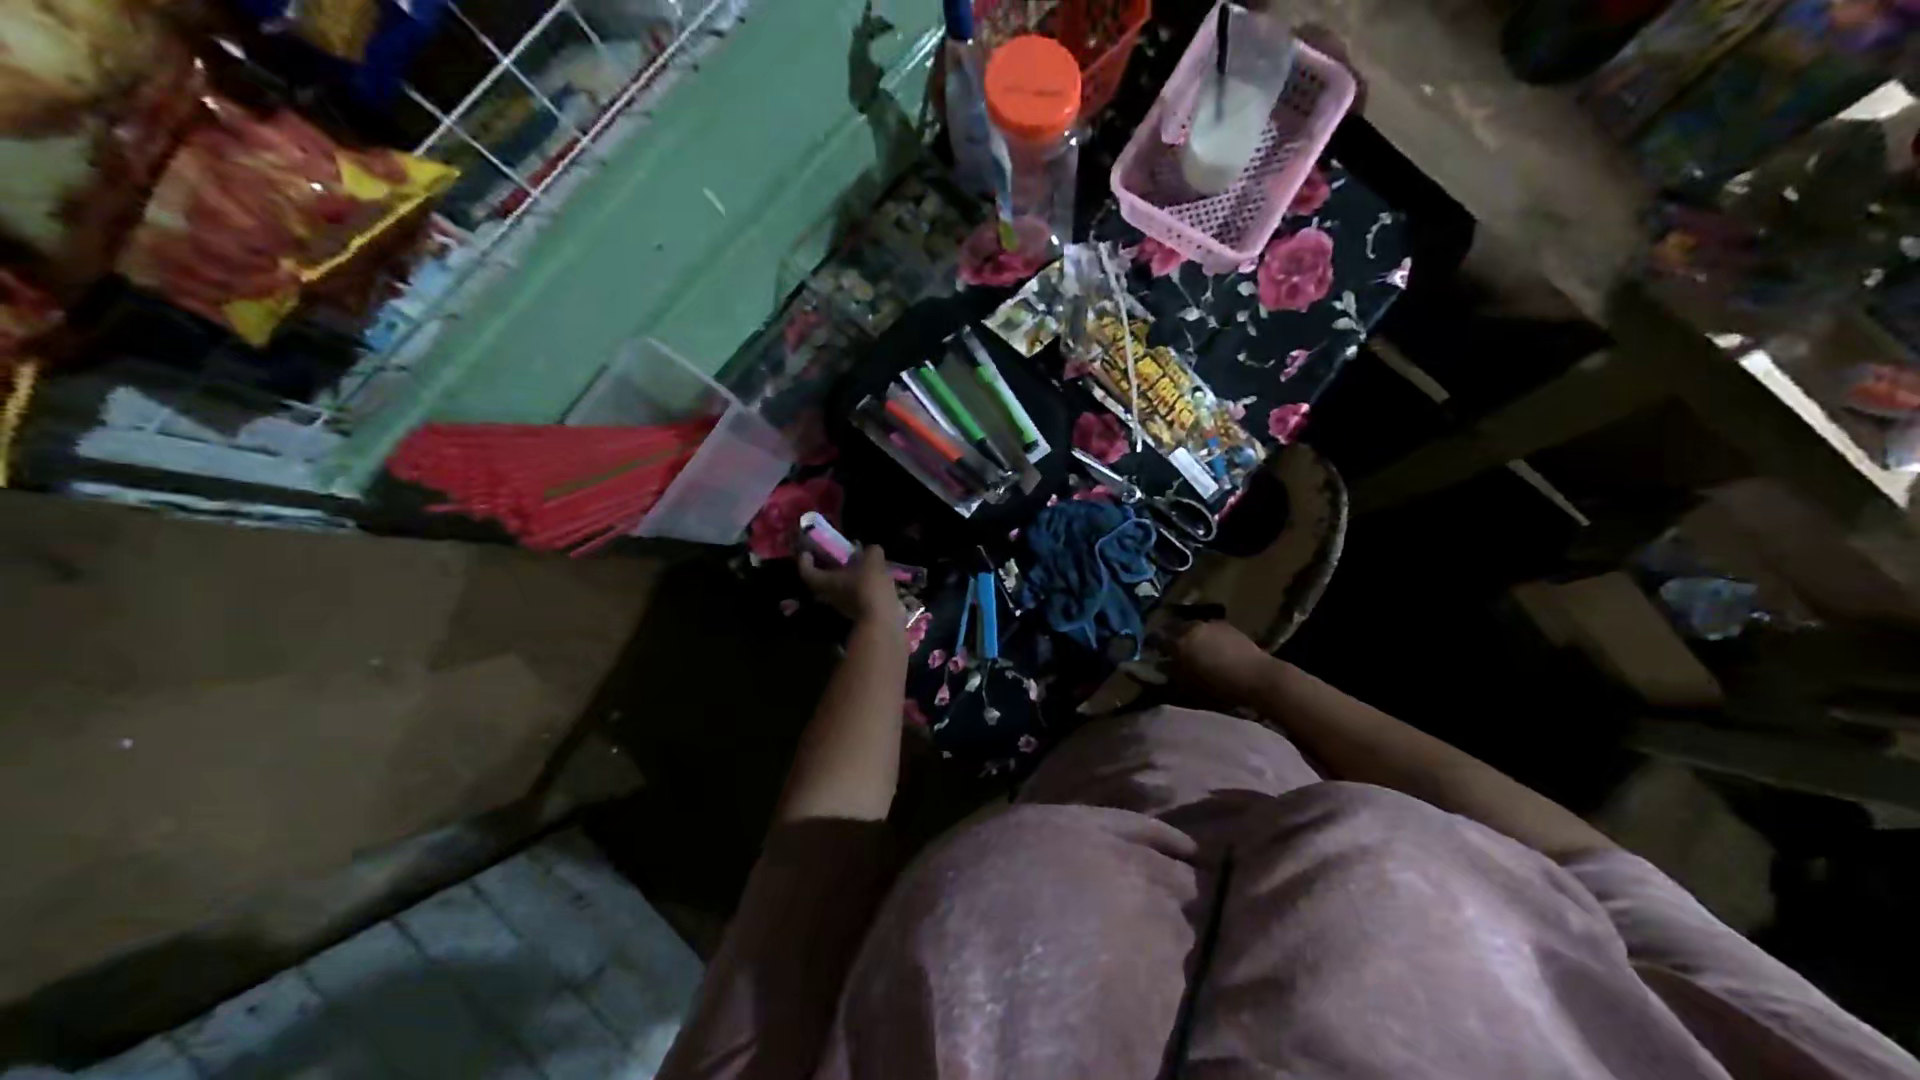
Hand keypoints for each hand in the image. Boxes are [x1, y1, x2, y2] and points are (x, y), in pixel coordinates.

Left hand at [799, 546, 905, 627]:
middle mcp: (828, 596)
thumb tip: (871, 550)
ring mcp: (842, 607)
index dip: (804, 561)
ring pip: (836, 591)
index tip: (808, 552)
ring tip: (855, 568)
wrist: (882, 621)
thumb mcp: (872, 560)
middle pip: (819, 583)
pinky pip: (851, 598)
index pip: (805, 571)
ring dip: (842, 580)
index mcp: (824, 581)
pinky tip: (869, 581)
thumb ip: (870, 551)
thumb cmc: (868, 587)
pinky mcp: (856, 613)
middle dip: (824, 570)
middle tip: (832, 559)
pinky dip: (856, 589)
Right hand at [1166, 619, 1275, 702]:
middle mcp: (1192, 627)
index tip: (1155, 653)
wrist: (1257, 676)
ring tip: (1196, 649)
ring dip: (1191, 636)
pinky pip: (1210, 629)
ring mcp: (1210, 624)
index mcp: (1179, 642)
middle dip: (1173, 637)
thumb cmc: (1219, 686)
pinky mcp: (1227, 626)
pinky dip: (1207, 636)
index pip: (1157, 639)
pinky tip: (1214, 648)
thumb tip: (1161, 664)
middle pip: (1175, 629)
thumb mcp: (1189, 685)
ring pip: (1193, 628)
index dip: (1154, 646)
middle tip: (1175, 650)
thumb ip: (1172, 672)